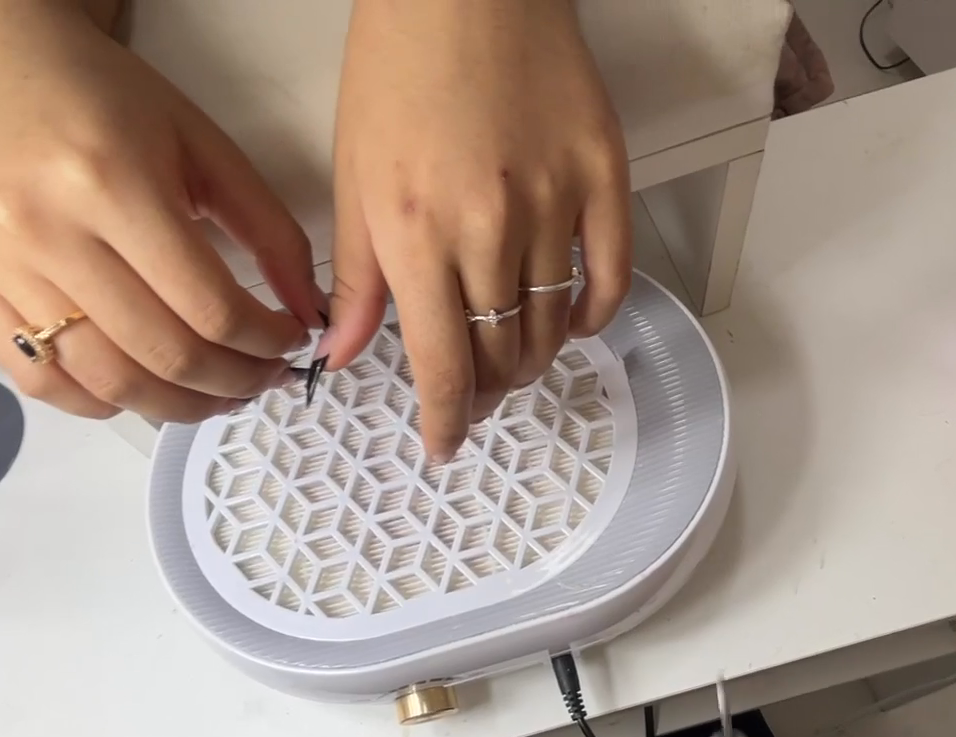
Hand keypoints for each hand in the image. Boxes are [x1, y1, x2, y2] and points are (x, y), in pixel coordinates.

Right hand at [0, 0, 320, 422]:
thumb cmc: (111, 100)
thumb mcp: (209, 149)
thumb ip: (273, 234)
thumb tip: (313, 316)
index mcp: (110, 183)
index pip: (212, 309)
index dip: (268, 343)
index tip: (293, 342)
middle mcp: (43, 230)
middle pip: (166, 355)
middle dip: (238, 383)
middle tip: (267, 377)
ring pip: (111, 383)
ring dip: (185, 408)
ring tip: (223, 394)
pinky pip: (44, 383)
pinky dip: (108, 405)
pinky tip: (150, 390)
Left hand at [328, 0, 631, 461]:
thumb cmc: (399, 72)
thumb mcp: (354, 180)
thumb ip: (359, 281)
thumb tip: (345, 356)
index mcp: (416, 234)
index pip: (441, 366)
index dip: (446, 421)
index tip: (447, 445)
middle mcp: (488, 228)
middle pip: (500, 357)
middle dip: (484, 394)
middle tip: (475, 395)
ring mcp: (554, 204)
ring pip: (551, 329)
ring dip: (530, 362)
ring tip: (513, 362)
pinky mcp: (603, 178)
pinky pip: (610, 279)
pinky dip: (592, 317)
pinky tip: (570, 324)